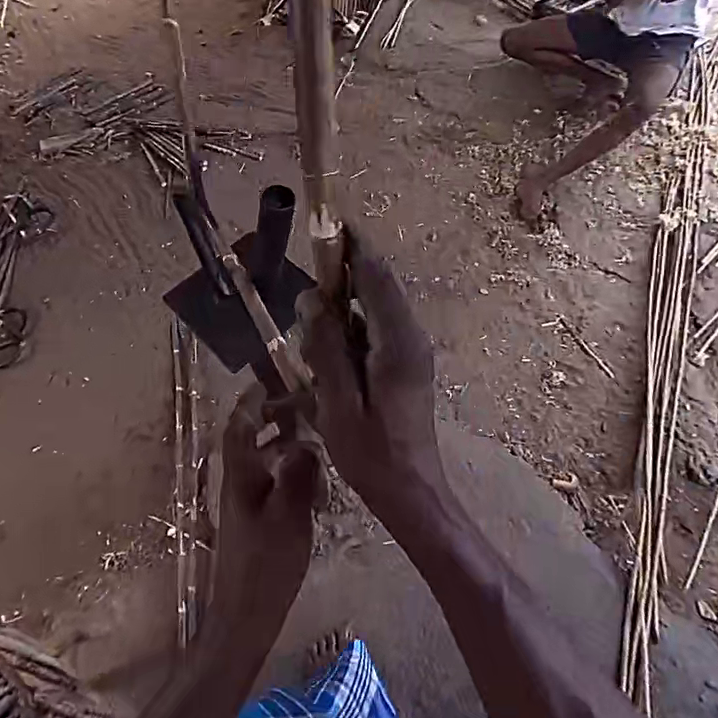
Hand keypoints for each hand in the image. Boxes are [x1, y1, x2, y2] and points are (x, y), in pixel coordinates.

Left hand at [210, 386, 319, 626]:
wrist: (243, 615)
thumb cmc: (266, 564)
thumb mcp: (289, 516)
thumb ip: (298, 474)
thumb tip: (305, 442)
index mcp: (239, 473)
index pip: (239, 425)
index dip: (252, 401)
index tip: (273, 381)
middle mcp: (236, 481)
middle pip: (248, 438)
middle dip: (271, 420)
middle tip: (302, 409)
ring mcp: (243, 502)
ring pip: (260, 460)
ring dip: (281, 446)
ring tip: (312, 442)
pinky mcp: (253, 520)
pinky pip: (268, 482)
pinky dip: (286, 473)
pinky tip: (311, 485)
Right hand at [299, 232, 441, 511]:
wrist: (413, 493)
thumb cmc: (373, 455)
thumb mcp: (338, 404)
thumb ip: (325, 349)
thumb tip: (310, 299)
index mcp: (397, 343)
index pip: (375, 276)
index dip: (352, 246)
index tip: (326, 223)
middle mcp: (409, 337)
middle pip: (376, 284)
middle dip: (340, 272)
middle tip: (304, 285)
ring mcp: (410, 349)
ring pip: (373, 304)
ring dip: (341, 301)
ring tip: (311, 324)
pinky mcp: (404, 361)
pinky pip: (373, 325)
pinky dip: (348, 322)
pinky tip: (326, 346)